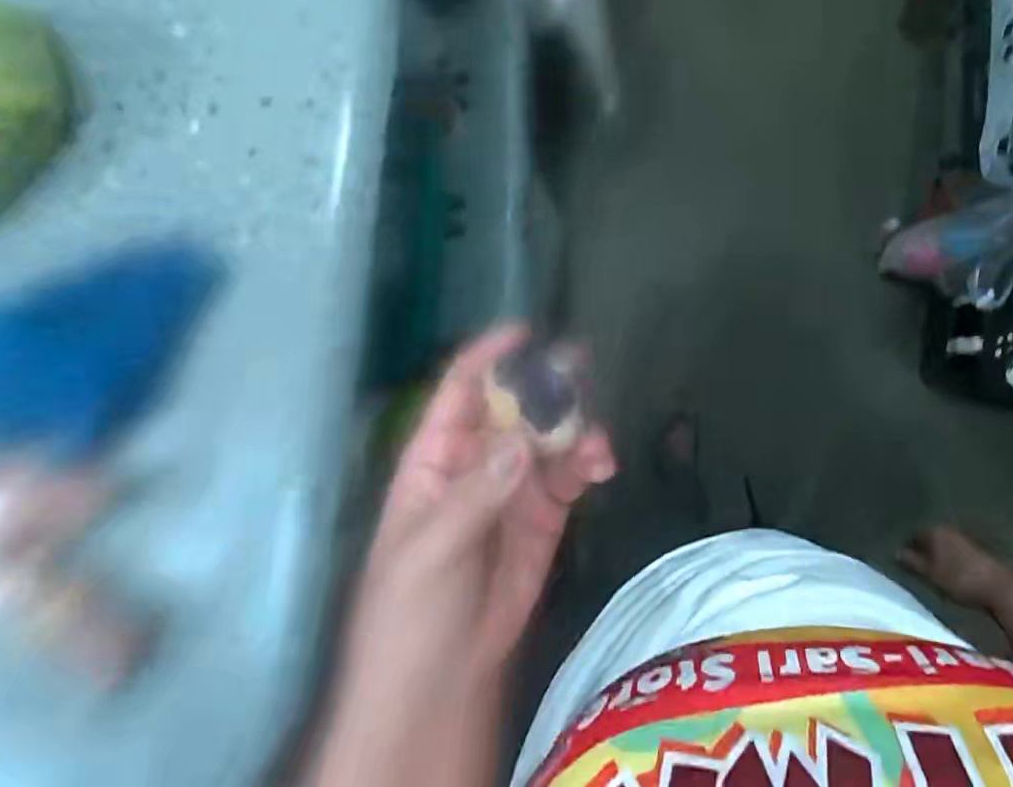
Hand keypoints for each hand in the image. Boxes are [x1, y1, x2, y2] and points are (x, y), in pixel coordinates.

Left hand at [350, 324, 616, 688]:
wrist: (441, 678)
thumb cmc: (411, 610)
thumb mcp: (432, 550)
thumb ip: (478, 493)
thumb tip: (524, 442)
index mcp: (436, 457)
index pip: (459, 392)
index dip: (487, 358)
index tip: (522, 333)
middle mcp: (478, 460)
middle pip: (515, 406)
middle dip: (546, 386)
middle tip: (580, 368)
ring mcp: (514, 485)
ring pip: (550, 436)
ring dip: (576, 428)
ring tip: (595, 443)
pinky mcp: (545, 512)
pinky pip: (571, 472)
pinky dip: (589, 461)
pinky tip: (602, 465)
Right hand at [899, 524, 1012, 611]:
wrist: (998, 588)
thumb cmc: (959, 579)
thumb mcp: (931, 574)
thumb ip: (912, 562)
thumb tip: (895, 551)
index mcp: (935, 530)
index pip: (913, 534)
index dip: (907, 548)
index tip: (904, 562)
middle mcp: (948, 528)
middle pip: (928, 537)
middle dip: (921, 549)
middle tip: (916, 567)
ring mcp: (963, 537)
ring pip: (942, 544)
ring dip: (936, 554)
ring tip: (932, 572)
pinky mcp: (975, 549)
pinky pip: (953, 550)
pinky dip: (948, 558)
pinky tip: (949, 571)